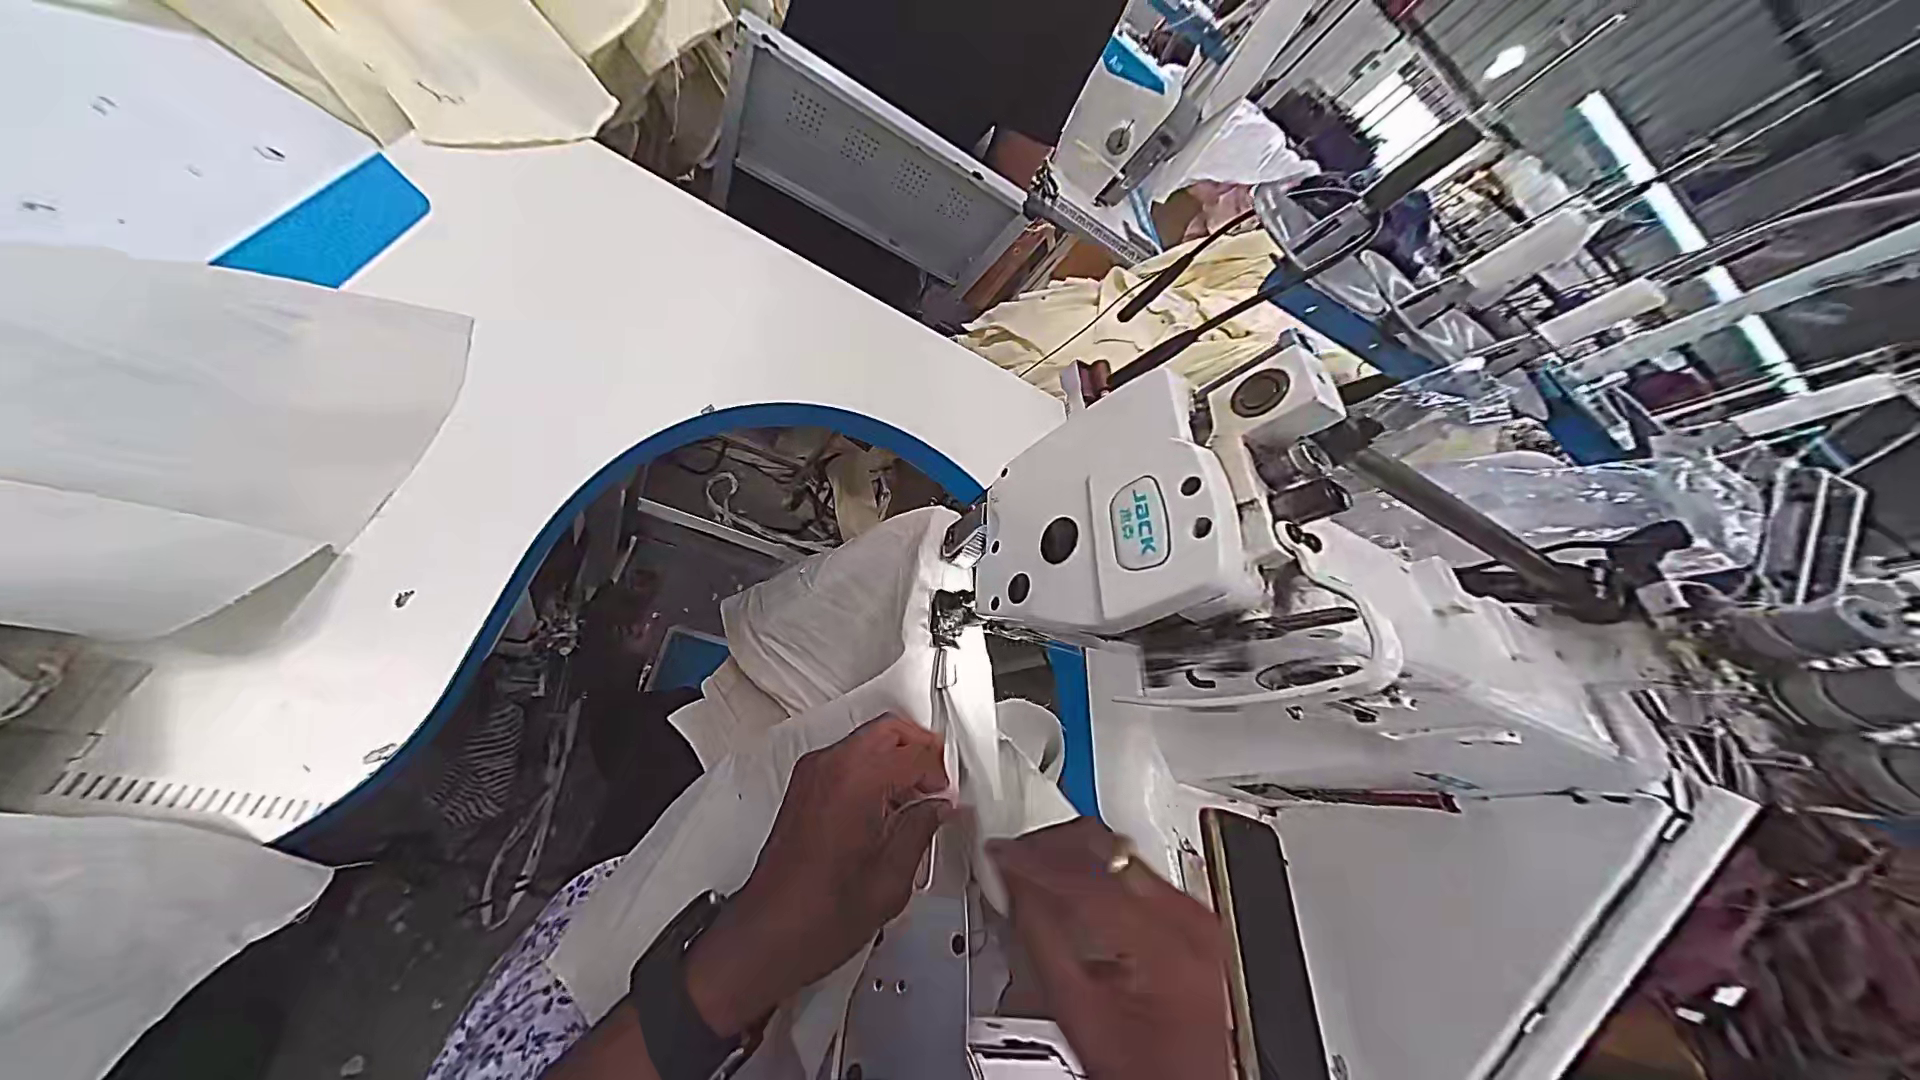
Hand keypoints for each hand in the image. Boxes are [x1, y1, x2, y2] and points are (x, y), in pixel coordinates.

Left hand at [684, 713, 949, 1035]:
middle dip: (920, 748)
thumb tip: (935, 808)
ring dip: (896, 754)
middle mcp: (831, 766)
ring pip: (867, 737)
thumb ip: (921, 829)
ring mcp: (813, 772)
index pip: (914, 754)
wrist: (767, 935)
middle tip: (938, 776)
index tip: (946, 795)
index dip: (939, 774)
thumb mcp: (892, 878)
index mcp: (857, 780)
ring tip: (916, 792)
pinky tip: (886, 800)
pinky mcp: (803, 785)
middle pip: (889, 729)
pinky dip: (872, 765)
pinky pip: (847, 755)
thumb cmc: (816, 915)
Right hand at [990, 818, 1232, 1079]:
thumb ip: (1041, 939)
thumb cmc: (1145, 1073)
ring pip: (1116, 851)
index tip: (1000, 854)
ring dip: (1069, 853)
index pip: (1083, 878)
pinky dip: (1093, 868)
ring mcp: (1191, 914)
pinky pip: (1132, 869)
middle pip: (1104, 848)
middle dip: (1049, 847)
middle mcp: (1187, 918)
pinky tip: (1067, 881)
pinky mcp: (1188, 914)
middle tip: (1013, 855)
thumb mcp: (1079, 1013)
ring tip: (1033, 867)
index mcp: (1163, 945)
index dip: (1032, 862)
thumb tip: (1013, 883)